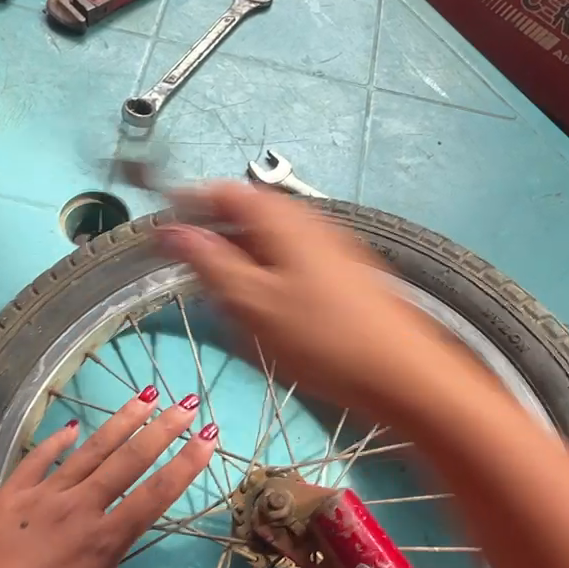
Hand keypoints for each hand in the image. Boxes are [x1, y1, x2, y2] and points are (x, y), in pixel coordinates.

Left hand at [0, 388, 218, 567]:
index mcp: (99, 544)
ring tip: (143, 396)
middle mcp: (73, 512)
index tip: (209, 438)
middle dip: (160, 431)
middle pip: (125, 462)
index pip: (153, 496)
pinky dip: (54, 443)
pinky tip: (70, 426)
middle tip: (187, 402)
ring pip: (86, 453)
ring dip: (117, 424)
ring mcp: (35, 501)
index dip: (185, 466)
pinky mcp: (2, 501)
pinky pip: (33, 462)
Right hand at [157, 183, 470, 419]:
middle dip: (216, 239)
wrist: (405, 376)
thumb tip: (171, 230)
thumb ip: (210, 263)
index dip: (190, 203)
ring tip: (228, 301)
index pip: (226, 192)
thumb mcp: (253, 303)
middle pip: (249, 215)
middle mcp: (310, 223)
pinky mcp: (345, 277)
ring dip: (242, 263)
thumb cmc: (322, 338)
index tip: (163, 231)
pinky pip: (293, 265)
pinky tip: (269, 316)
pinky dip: (269, 280)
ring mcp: (332, 249)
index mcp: (283, 219)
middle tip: (192, 274)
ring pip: (271, 244)